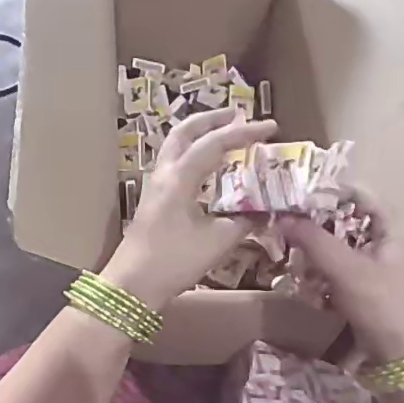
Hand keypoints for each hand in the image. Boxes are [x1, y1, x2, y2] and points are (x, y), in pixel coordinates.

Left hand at [102, 109, 269, 307]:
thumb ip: (245, 221)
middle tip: (238, 115)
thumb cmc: (173, 262)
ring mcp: (154, 188)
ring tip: (225, 138)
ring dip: (200, 137)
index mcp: (179, 177)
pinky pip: (175, 167)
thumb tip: (266, 211)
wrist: (132, 287)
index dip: (245, 132)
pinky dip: (194, 158)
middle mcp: (164, 174)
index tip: (272, 127)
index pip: (214, 142)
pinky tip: (209, 173)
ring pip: (176, 148)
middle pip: (185, 132)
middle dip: (212, 119)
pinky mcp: (153, 203)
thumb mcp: (217, 242)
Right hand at [282, 189, 403, 363]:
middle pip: (343, 216)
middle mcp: (386, 236)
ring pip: (336, 241)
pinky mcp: (364, 282)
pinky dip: (320, 268)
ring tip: (293, 255)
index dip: (325, 191)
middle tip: (286, 226)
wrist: (399, 355)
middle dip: (314, 223)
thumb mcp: (345, 268)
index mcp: (392, 224)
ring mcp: (375, 260)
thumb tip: (281, 216)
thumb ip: (312, 239)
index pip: (356, 191)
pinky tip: (306, 280)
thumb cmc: (379, 304)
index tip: (292, 197)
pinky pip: (336, 264)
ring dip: (314, 248)